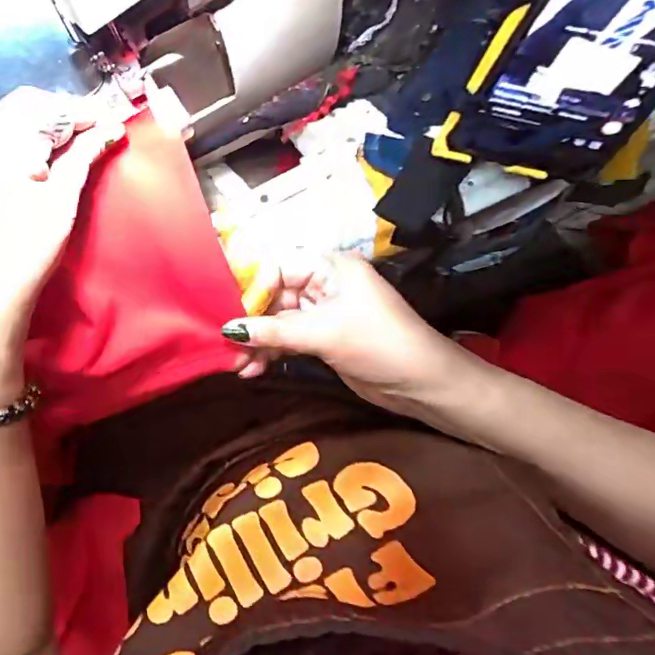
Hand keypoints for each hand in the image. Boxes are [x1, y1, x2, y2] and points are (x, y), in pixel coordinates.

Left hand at [0, 87, 126, 347]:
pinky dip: (20, 147)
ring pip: (6, 127)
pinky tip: (40, 164)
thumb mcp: (62, 198)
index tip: (106, 120)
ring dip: (39, 130)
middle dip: (58, 117)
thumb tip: (110, 127)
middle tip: (92, 132)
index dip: (76, 110)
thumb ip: (83, 154)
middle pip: (19, 111)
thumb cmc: (27, 247)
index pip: (39, 105)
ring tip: (70, 148)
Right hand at [221, 254, 483, 419]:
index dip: (252, 289)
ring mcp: (321, 312)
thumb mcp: (324, 334)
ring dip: (256, 343)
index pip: (276, 268)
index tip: (233, 315)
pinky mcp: (321, 338)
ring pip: (275, 321)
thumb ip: (273, 331)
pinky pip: (284, 339)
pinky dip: (268, 353)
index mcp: (329, 268)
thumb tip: (228, 329)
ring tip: (239, 365)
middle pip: (271, 296)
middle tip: (228, 345)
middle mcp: (323, 285)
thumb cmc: (381, 345)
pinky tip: (252, 370)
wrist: (427, 387)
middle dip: (249, 322)